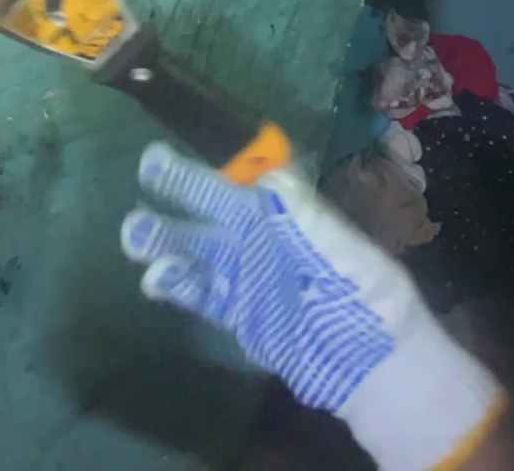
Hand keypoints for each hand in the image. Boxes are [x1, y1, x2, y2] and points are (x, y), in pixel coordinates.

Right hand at [121, 143, 505, 470]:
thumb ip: (314, 223)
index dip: (214, 158)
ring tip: (134, 233)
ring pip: (196, 248)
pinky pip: (200, 293)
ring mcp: (242, 274)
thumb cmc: (374, 302)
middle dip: (179, 185)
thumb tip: (274, 177)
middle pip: (210, 205)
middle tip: (148, 168)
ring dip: (165, 238)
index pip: (242, 176)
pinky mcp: (234, 312)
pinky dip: (176, 285)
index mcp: (284, 214)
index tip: (192, 142)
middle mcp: (256, 236)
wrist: (378, 371)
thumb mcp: (355, 260)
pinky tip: (155, 281)